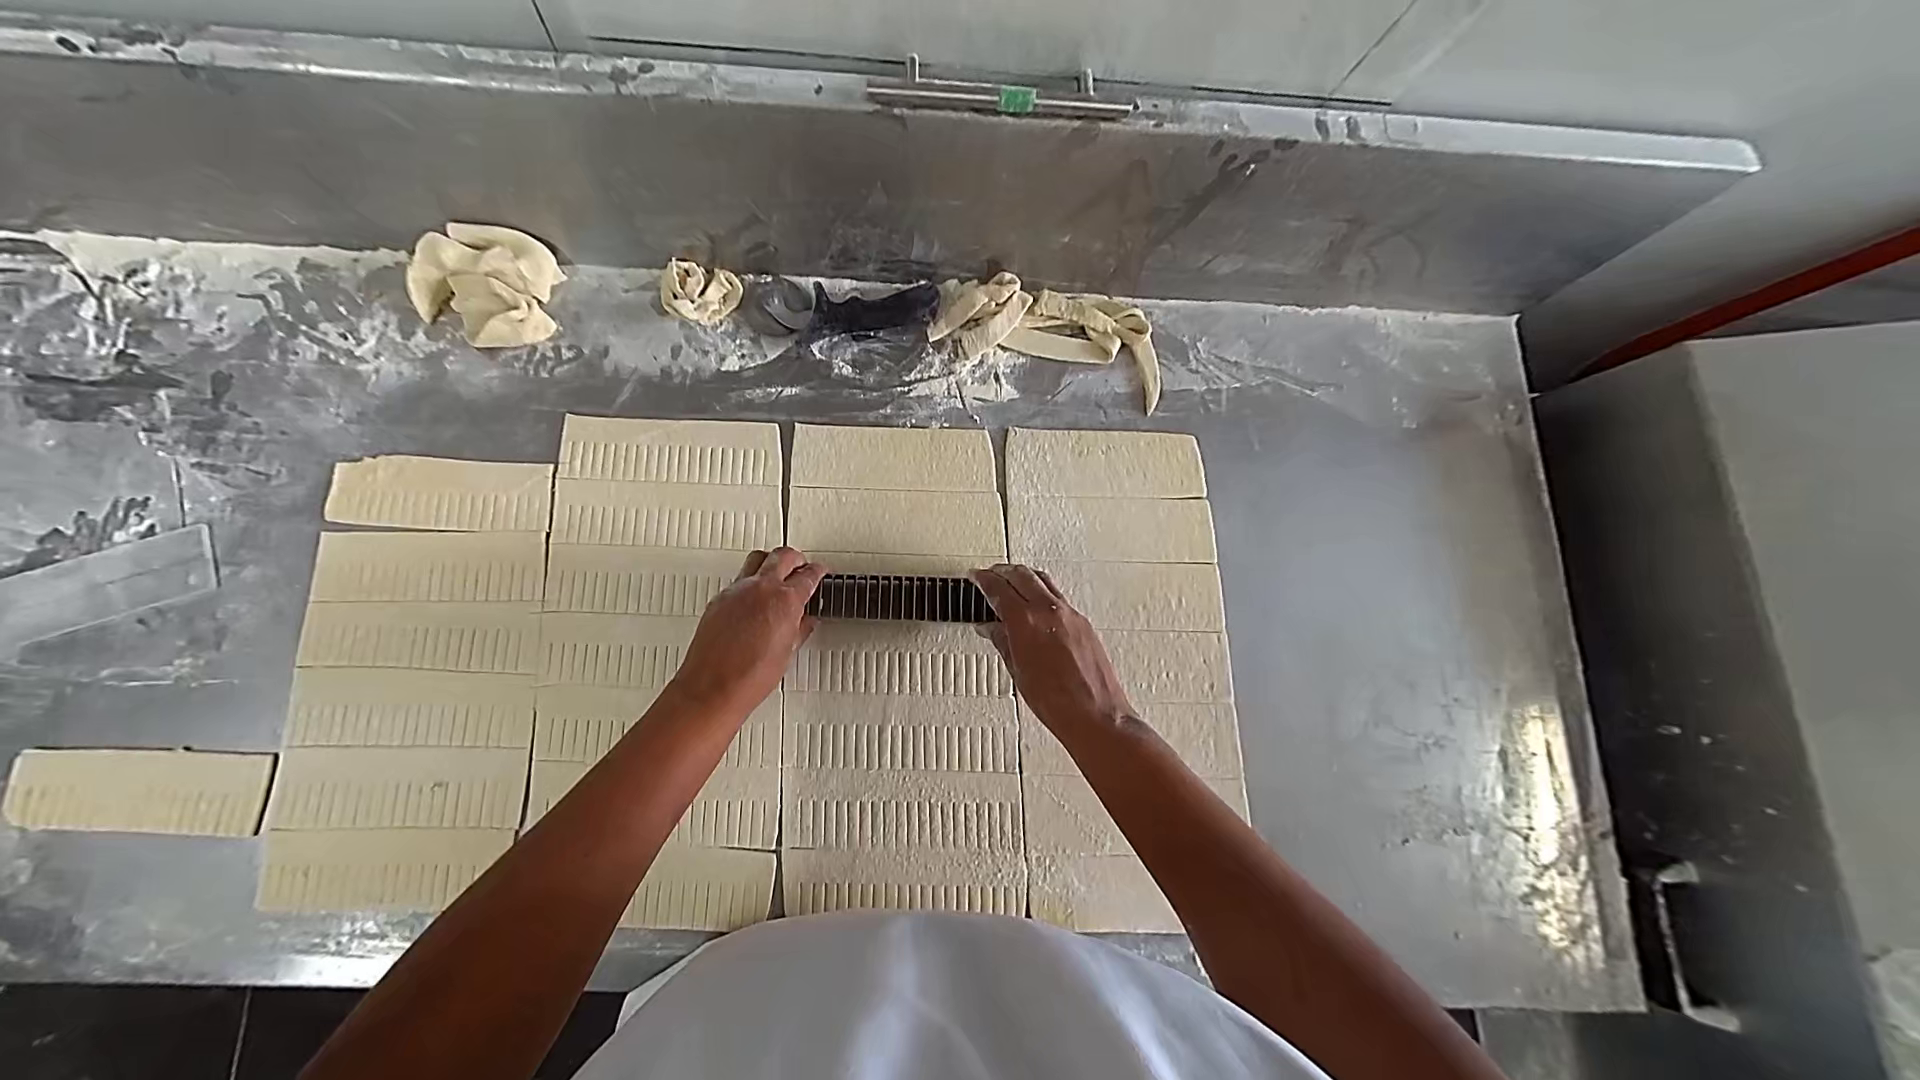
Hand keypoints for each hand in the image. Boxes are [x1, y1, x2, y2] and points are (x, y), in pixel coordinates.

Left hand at [668, 547, 826, 716]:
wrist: (713, 688)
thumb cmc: (748, 676)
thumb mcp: (788, 652)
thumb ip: (800, 628)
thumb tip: (805, 622)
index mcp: (785, 600)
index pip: (808, 575)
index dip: (818, 572)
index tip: (820, 572)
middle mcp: (760, 589)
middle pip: (782, 556)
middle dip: (796, 559)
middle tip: (802, 565)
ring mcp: (736, 592)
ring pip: (757, 560)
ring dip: (771, 562)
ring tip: (778, 572)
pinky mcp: (719, 600)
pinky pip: (738, 579)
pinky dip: (751, 582)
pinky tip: (754, 596)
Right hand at [970, 564, 1135, 731]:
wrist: (1095, 715)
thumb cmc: (1059, 702)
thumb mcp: (1017, 672)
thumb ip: (1002, 642)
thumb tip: (991, 629)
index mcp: (1026, 622)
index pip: (998, 588)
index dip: (983, 580)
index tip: (976, 577)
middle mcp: (1049, 611)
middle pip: (1021, 575)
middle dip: (1001, 571)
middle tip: (990, 575)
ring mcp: (1069, 614)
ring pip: (1042, 579)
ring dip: (1023, 576)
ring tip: (1011, 581)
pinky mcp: (1083, 622)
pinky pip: (1057, 595)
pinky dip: (1041, 590)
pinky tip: (1035, 601)